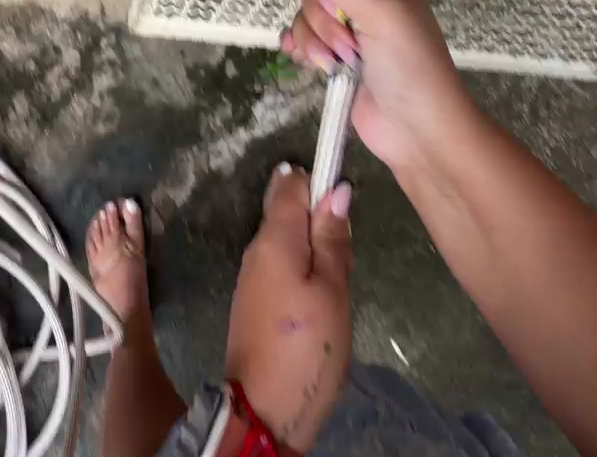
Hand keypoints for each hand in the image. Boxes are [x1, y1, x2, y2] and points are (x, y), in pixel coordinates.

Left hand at [224, 164, 352, 451]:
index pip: (292, 184)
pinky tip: (319, 303)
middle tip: (344, 262)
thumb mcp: (333, 290)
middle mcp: (256, 248)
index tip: (343, 207)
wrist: (263, 412)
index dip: (320, 184)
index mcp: (274, 238)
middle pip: (290, 211)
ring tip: (336, 289)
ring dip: (316, 251)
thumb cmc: (306, 348)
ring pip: (289, 240)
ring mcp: (252, 274)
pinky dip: (303, 272)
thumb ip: (334, 239)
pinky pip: (281, 265)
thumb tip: (337, 188)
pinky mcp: (253, 298)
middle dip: (321, 223)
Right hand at [280, 0, 475, 173]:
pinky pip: (302, 42)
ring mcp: (349, 37)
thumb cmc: (409, 65)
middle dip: (323, 23)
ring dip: (313, 42)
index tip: (340, 10)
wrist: (418, 130)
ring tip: (334, 66)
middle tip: (349, 49)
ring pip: (305, 20)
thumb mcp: (381, 12)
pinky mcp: (335, 63)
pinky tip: (299, 59)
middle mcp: (365, 7)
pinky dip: (298, 48)